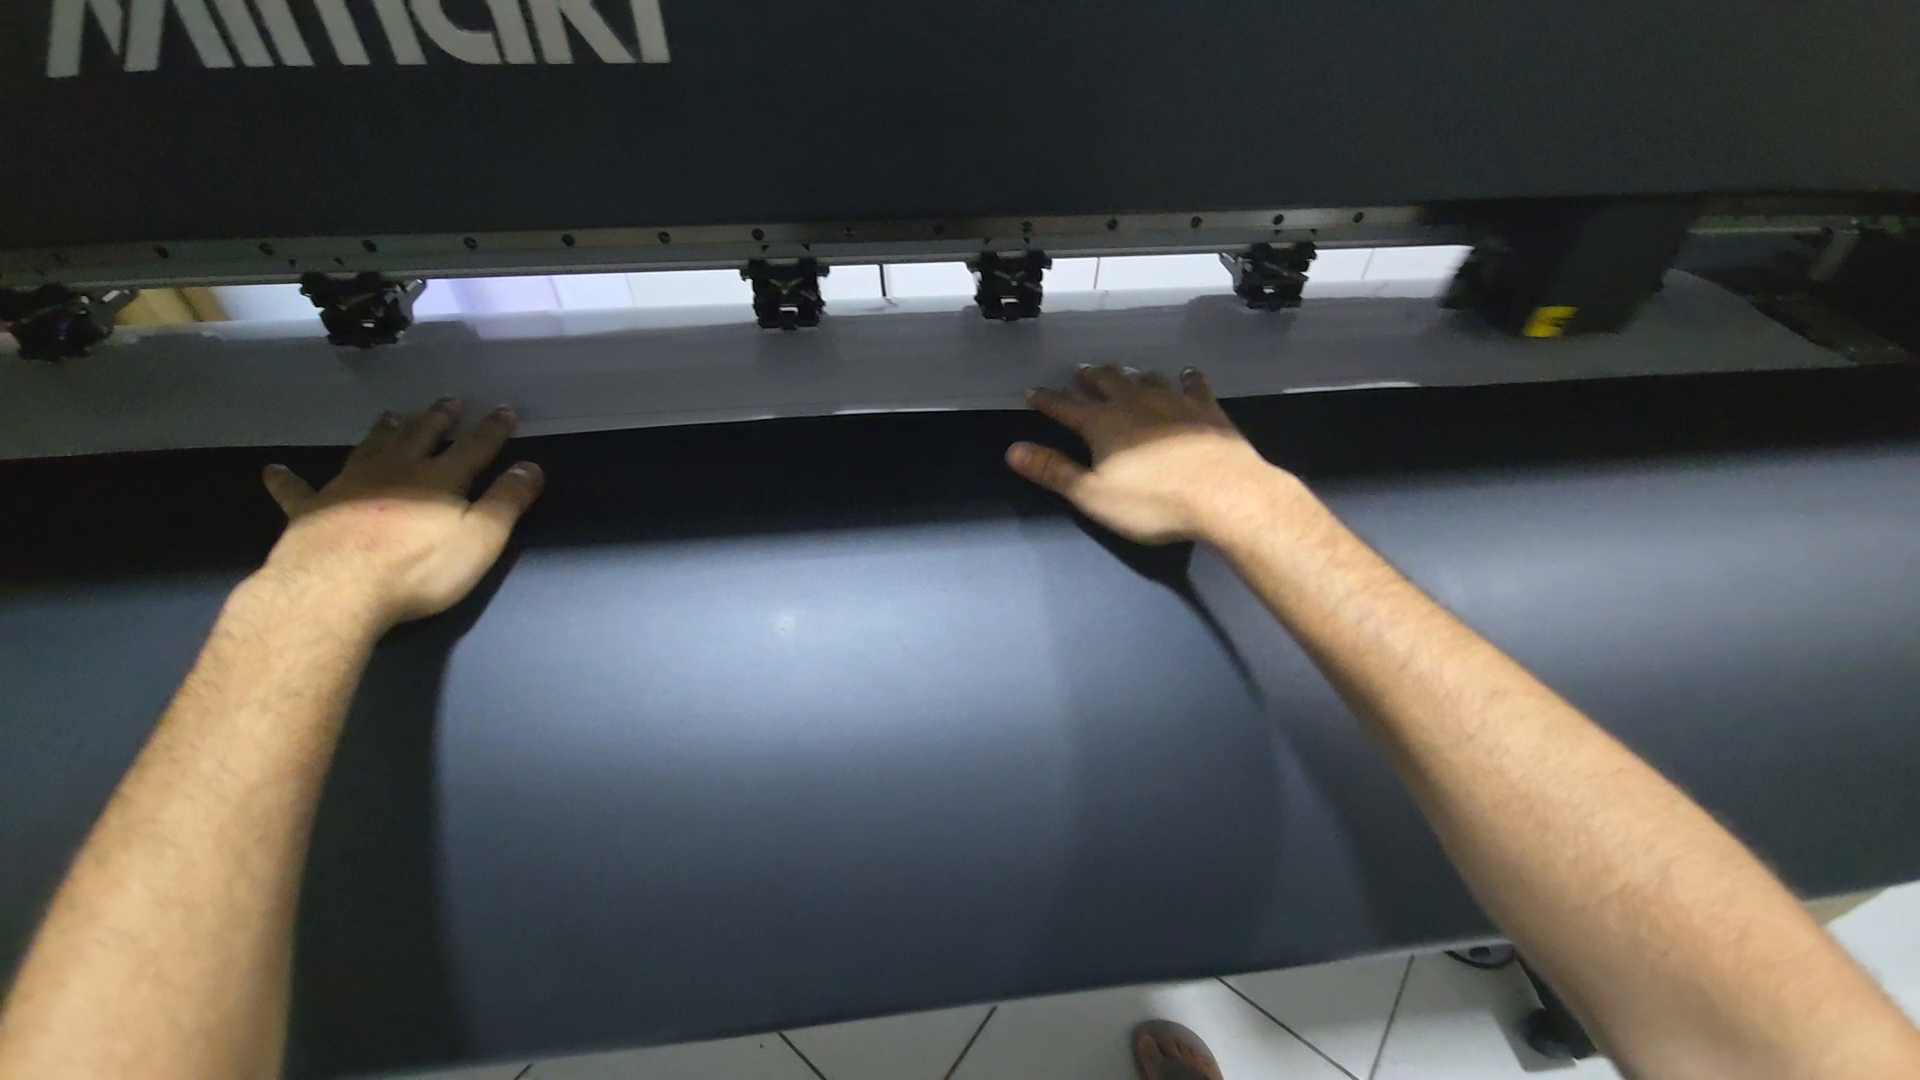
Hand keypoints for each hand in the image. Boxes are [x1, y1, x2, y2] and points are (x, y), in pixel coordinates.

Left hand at [256, 398, 543, 631]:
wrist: (335, 590)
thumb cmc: (420, 568)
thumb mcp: (481, 538)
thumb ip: (507, 501)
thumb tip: (530, 466)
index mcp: (439, 480)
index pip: (474, 447)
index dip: (492, 429)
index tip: (504, 410)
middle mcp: (394, 472)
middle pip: (420, 437)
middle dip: (438, 419)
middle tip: (448, 401)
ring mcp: (348, 487)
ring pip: (369, 449)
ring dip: (384, 431)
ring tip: (392, 415)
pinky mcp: (309, 510)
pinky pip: (296, 490)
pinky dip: (287, 479)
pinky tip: (274, 470)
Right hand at [1007, 365, 1290, 544]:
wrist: (1225, 496)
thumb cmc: (1152, 502)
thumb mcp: (1093, 495)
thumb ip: (1054, 471)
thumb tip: (1013, 451)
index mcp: (1103, 424)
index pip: (1066, 407)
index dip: (1047, 400)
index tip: (1033, 392)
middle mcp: (1136, 403)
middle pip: (1107, 381)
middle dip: (1090, 377)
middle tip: (1080, 371)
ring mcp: (1175, 402)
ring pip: (1147, 378)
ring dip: (1131, 374)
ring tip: (1124, 372)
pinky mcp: (1208, 410)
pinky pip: (1194, 384)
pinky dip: (1186, 377)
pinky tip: (1186, 373)